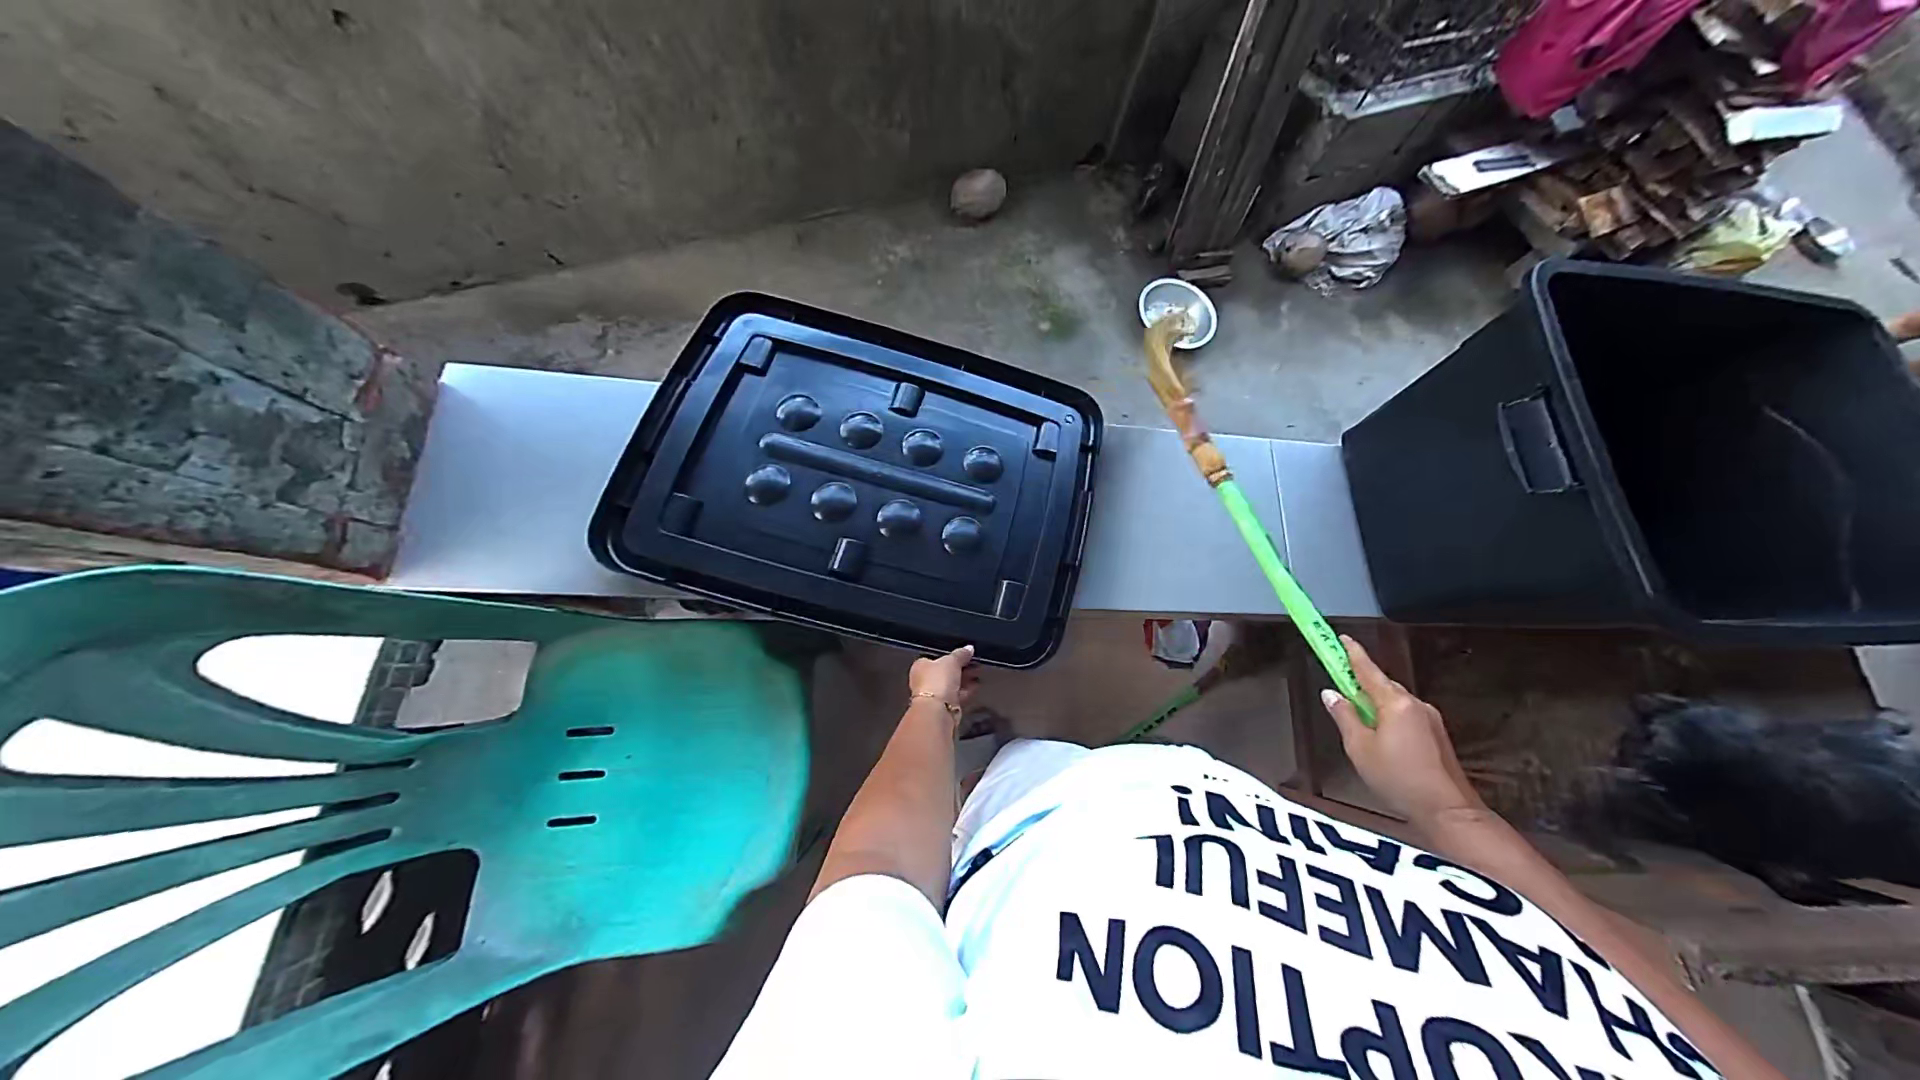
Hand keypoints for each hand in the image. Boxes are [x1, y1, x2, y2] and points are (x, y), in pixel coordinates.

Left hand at [909, 645, 976, 707]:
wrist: (937, 710)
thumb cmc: (937, 682)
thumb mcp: (951, 661)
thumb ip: (961, 654)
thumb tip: (969, 648)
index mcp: (920, 666)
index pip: (936, 658)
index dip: (950, 656)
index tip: (964, 655)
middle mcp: (924, 681)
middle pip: (945, 673)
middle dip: (960, 669)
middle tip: (973, 664)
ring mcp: (934, 696)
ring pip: (951, 685)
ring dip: (964, 680)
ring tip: (977, 675)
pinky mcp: (943, 708)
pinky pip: (956, 696)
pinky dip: (965, 692)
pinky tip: (975, 687)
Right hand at [1321, 635, 1485, 825]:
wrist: (1448, 811)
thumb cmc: (1398, 778)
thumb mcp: (1359, 748)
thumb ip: (1344, 717)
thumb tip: (1331, 694)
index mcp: (1395, 703)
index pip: (1367, 670)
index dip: (1352, 653)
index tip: (1340, 638)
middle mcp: (1415, 705)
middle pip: (1382, 685)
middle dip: (1361, 684)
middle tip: (1340, 690)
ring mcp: (1430, 720)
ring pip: (1394, 703)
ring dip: (1375, 705)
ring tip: (1359, 726)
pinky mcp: (1436, 736)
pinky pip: (1405, 717)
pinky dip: (1389, 719)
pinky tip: (1381, 739)